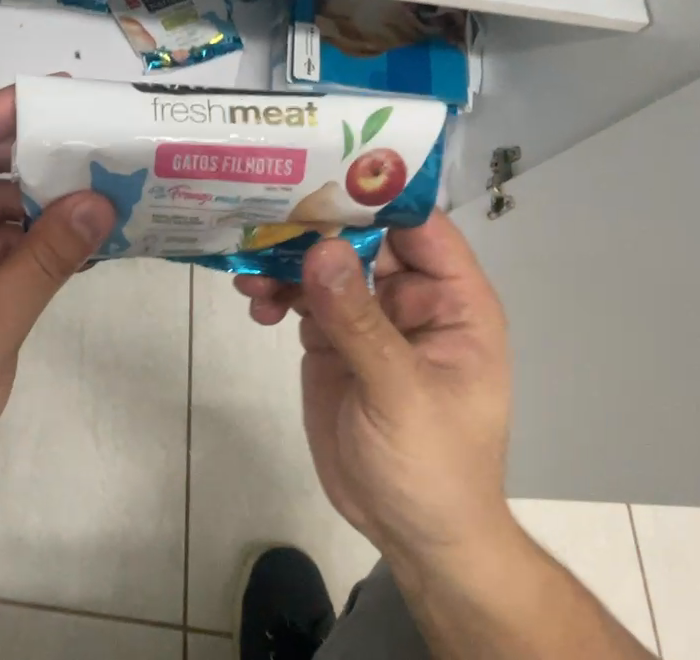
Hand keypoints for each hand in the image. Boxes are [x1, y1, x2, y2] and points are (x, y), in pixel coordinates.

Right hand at [237, 216, 513, 564]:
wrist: (409, 530)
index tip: (318, 169)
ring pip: (322, 266)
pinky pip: (298, 298)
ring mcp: (366, 319)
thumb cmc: (432, 464)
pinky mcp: (330, 340)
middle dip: (312, 225)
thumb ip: (359, 321)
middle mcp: (408, 299)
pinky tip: (255, 304)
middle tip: (259, 212)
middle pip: (359, 238)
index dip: (376, 193)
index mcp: (451, 301)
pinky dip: (273, 293)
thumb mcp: (400, 392)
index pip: (418, 227)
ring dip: (283, 262)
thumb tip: (320, 248)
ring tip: (248, 272)